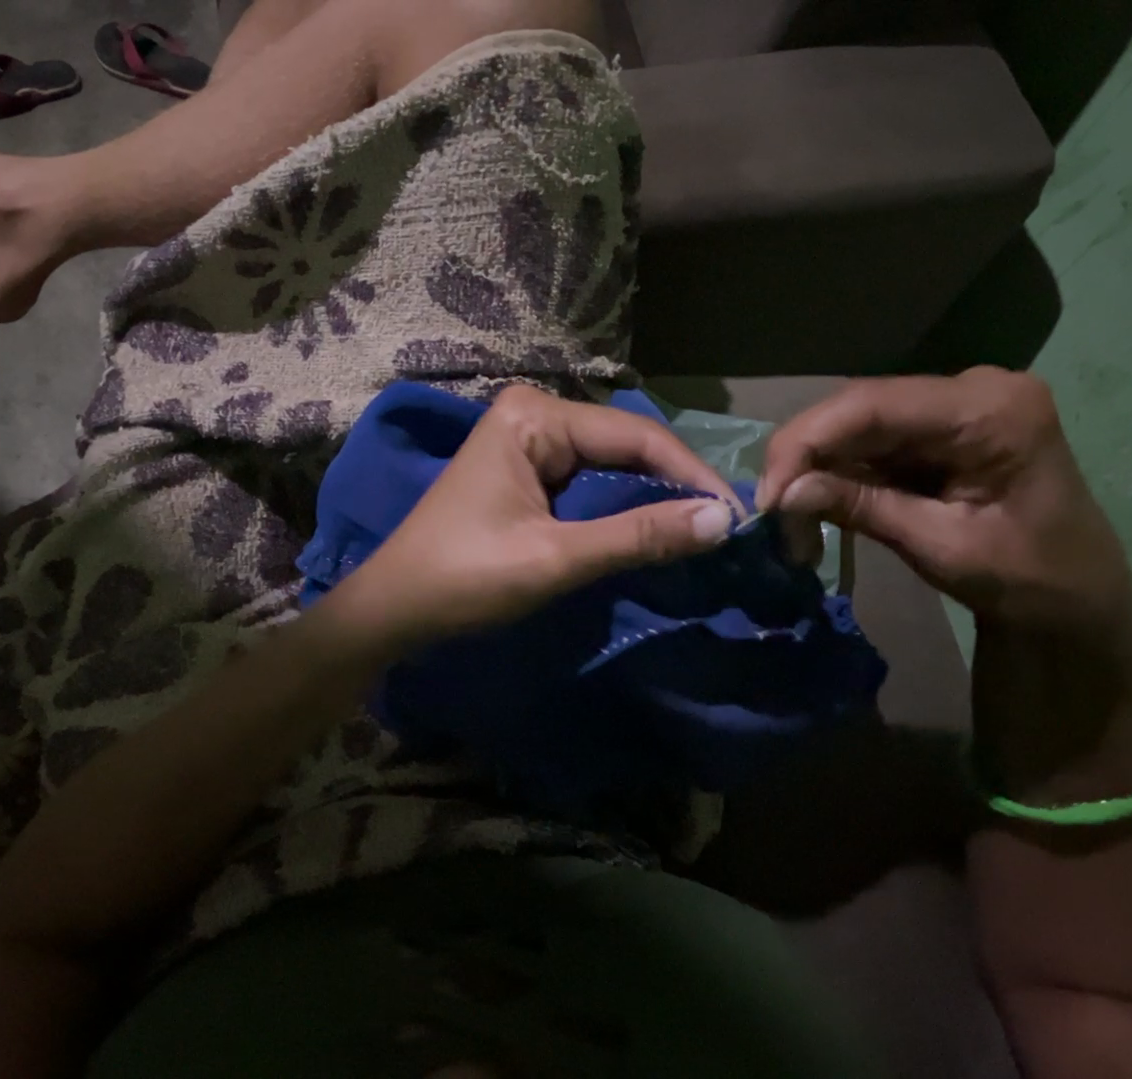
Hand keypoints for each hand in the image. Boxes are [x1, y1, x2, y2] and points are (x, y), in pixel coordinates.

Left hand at [326, 385, 738, 650]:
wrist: (394, 610)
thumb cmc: (464, 579)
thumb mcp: (555, 558)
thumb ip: (637, 535)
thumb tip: (721, 520)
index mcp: (535, 416)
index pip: (636, 435)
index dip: (690, 475)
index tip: (738, 516)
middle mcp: (534, 414)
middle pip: (626, 444)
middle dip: (676, 485)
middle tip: (727, 527)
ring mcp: (528, 442)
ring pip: (612, 464)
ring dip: (654, 497)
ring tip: (705, 530)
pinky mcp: (526, 473)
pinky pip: (590, 482)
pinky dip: (623, 507)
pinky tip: (656, 529)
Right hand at [757, 367, 1131, 644]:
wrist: (1075, 600)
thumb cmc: (1026, 579)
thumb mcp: (940, 547)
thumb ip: (861, 508)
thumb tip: (781, 495)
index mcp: (991, 410)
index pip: (872, 404)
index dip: (806, 443)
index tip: (767, 495)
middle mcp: (972, 389)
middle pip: (859, 408)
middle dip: (804, 457)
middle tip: (769, 511)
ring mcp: (956, 405)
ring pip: (856, 423)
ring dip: (815, 467)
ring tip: (787, 517)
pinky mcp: (940, 428)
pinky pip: (871, 440)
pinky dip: (837, 472)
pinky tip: (814, 502)